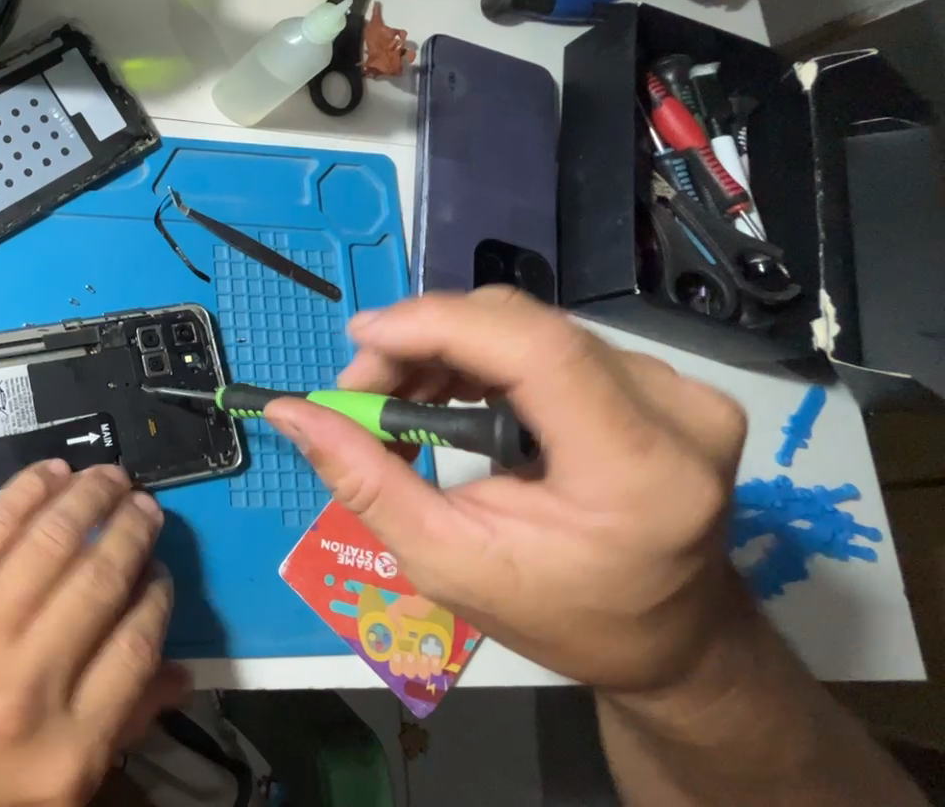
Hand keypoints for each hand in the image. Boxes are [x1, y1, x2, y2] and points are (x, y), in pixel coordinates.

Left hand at [0, 462, 187, 806]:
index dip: (157, 599)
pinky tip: (53, 474)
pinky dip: (29, 491)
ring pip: (54, 541)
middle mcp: (32, 679)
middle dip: (132, 534)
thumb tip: (178, 674)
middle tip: (147, 509)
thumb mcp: (48, 794)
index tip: (159, 573)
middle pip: (101, 582)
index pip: (138, 648)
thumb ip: (117, 730)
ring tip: (112, 478)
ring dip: (90, 497)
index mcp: (70, 744)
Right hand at [264, 286, 749, 692]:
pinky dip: (473, 356)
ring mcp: (673, 390)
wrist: (669, 638)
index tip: (359, 340)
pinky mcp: (657, 383)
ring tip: (395, 399)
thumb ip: (363, 481)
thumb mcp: (443, 561)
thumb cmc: (557, 613)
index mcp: (634, 471)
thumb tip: (289, 412)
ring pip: (523, 324)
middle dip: (420, 340)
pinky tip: (441, 395)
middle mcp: (672, 412)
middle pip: (521, 326)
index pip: (537, 351)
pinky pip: (541, 338)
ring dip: (440, 347)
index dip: (437, 326)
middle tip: (360, 388)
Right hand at [381, 595, 446, 681]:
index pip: (392, 658)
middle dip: (408, 665)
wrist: (445, 601)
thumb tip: (398, 631)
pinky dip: (434, 666)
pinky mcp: (442, 655)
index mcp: (399, 636)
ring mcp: (427, 652)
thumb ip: (393, 615)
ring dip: (421, 667)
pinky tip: (435, 658)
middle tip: (411, 656)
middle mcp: (411, 647)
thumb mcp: (402, 604)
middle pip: (407, 669)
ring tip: (424, 657)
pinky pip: (436, 669)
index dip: (393, 661)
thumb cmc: (421, 602)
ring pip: (421, 672)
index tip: (398, 655)